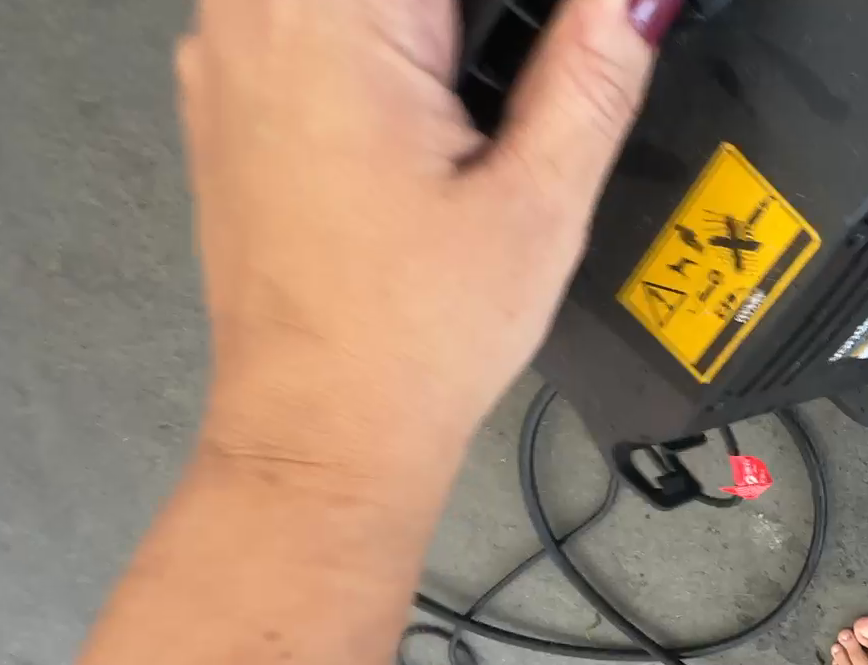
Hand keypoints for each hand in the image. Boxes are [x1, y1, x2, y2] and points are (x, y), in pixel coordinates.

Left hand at [177, 0, 678, 475]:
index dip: (542, 8)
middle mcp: (253, 9)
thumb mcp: (539, 205)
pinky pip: (319, 24)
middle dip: (497, 21)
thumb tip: (639, 1)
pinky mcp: (235, 99)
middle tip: (550, 84)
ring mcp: (228, 51)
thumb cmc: (431, 329)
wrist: (334, 420)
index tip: (585, 43)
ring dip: (452, 36)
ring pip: (368, 2)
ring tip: (495, 125)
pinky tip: (438, 135)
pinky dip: (398, 51)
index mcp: (335, 18)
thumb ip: (591, 82)